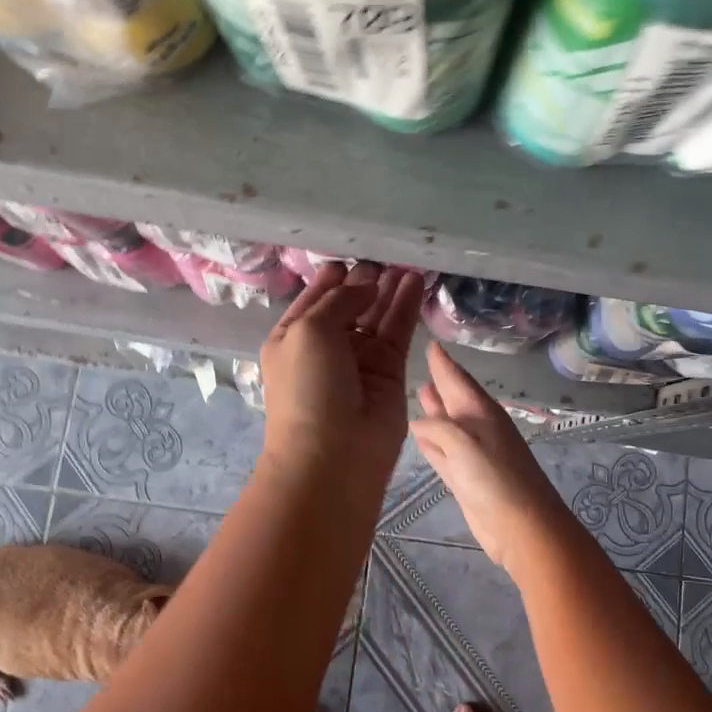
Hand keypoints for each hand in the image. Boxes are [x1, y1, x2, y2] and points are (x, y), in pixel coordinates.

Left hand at [261, 261, 422, 480]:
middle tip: (386, 256)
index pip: (315, 298)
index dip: (333, 277)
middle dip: (365, 281)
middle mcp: (326, 347)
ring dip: (391, 290)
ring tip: (407, 262)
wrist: (334, 455)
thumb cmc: (308, 388)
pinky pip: (399, 332)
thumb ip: (339, 300)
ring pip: (377, 316)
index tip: (351, 256)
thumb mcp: (309, 330)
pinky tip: (417, 281)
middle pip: (350, 304)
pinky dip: (407, 307)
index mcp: (293, 337)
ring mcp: (359, 360)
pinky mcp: (389, 372)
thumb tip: (367, 285)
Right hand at [409, 343, 572, 573]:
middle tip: (421, 366)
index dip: (443, 363)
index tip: (431, 343)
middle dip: (439, 384)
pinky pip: (444, 452)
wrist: (522, 528)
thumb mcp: (462, 443)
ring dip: (435, 412)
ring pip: (448, 426)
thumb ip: (437, 427)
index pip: (458, 379)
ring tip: (419, 393)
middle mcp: (478, 428)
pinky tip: (421, 436)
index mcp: (482, 413)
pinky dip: (433, 442)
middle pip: (454, 400)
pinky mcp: (466, 479)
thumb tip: (419, 422)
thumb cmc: (495, 480)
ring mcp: (473, 455)